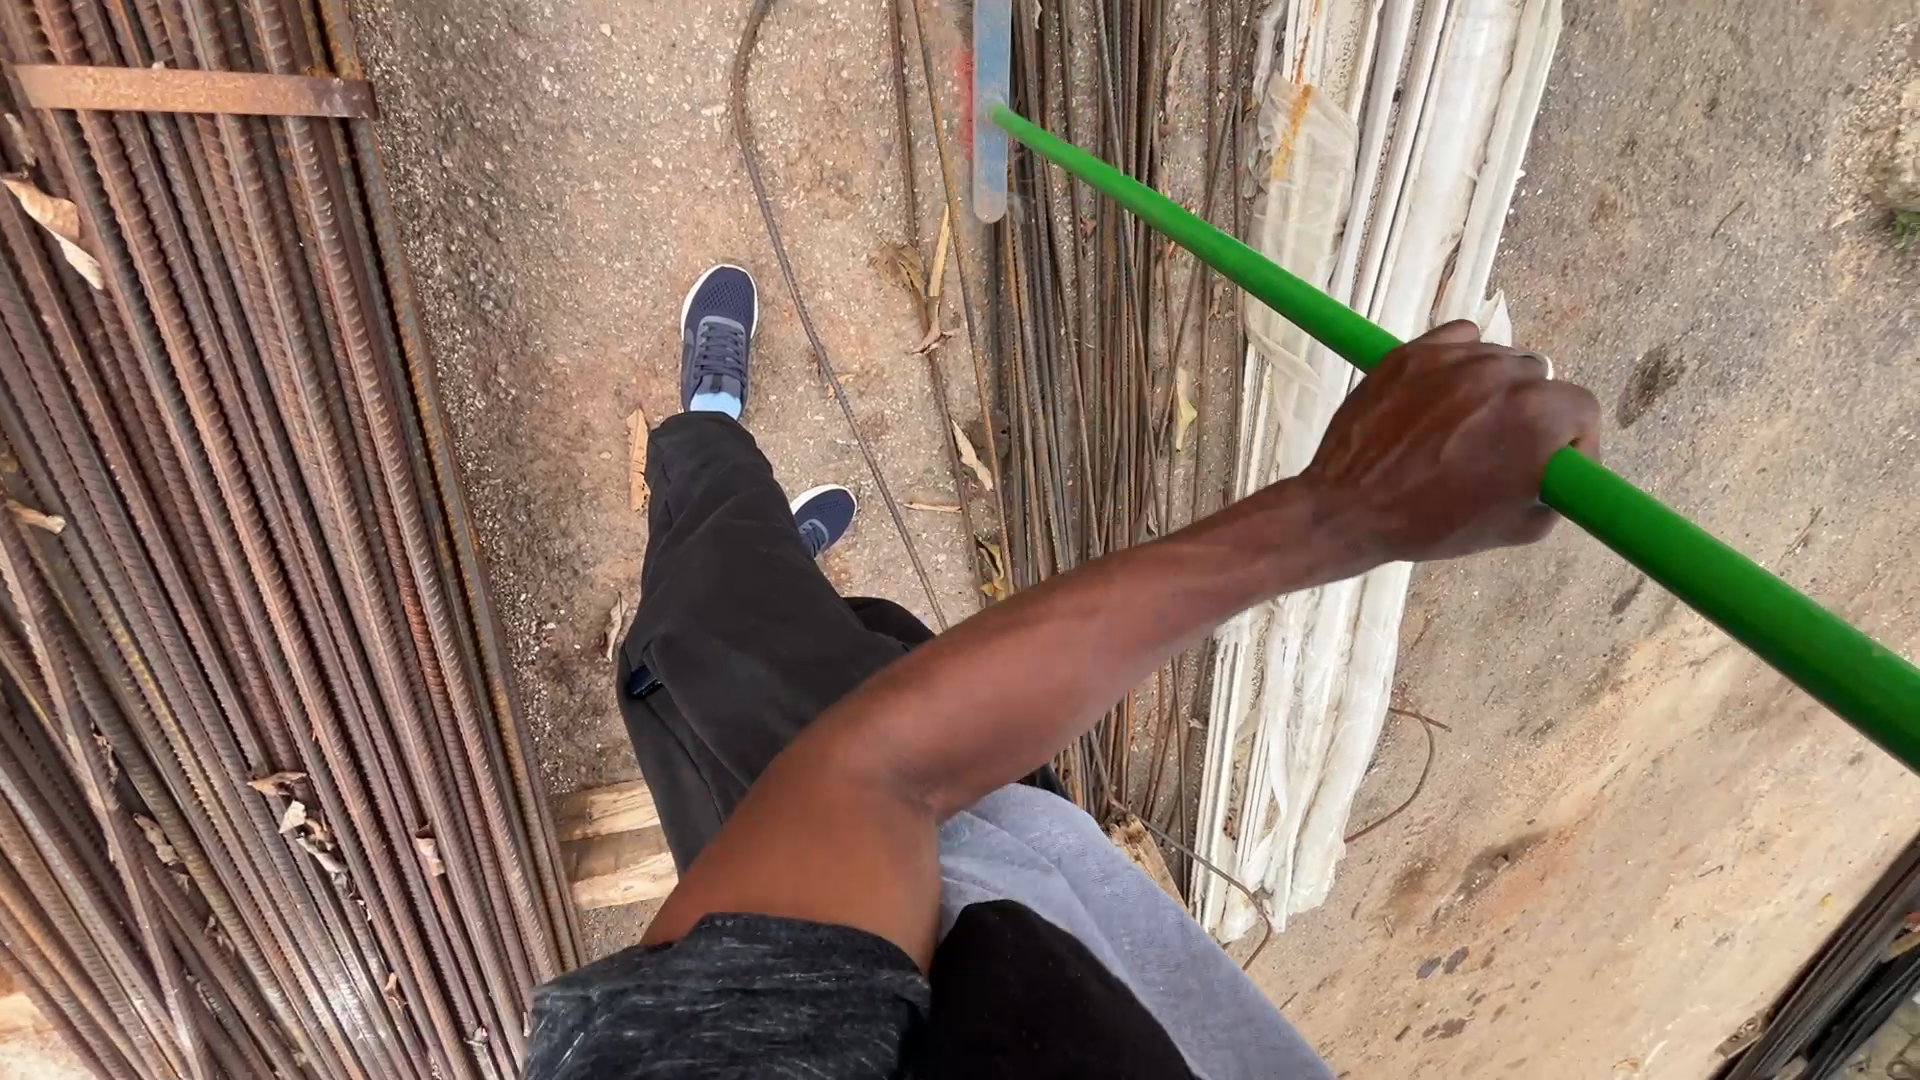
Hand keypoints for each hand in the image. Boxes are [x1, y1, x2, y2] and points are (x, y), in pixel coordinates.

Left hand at [1299, 320, 1600, 564]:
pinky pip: (1457, 338)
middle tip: (1492, 443)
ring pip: (1496, 358)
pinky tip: (1442, 390)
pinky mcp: (1410, 355)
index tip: (1545, 457)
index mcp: (1540, 417)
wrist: (1346, 510)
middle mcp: (1502, 377)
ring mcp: (1452, 362)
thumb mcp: (1519, 526)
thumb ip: (1560, 487)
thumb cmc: (1428, 523)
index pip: (1581, 409)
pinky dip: (1457, 358)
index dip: (1568, 437)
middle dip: (1525, 411)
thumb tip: (1566, 465)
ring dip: (1489, 386)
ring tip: (1456, 423)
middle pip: (1537, 380)